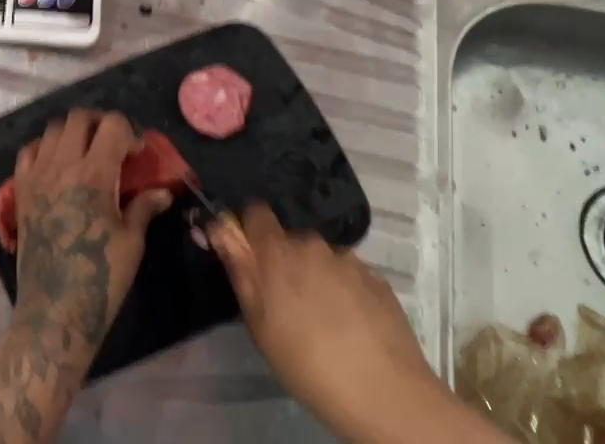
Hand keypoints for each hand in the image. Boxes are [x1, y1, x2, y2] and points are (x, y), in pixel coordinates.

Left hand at [10, 110, 173, 354]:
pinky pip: (28, 152)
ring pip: (52, 130)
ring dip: (73, 133)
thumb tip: (163, 192)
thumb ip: (144, 207)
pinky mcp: (20, 190)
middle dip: (100, 123)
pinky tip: (57, 164)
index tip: (137, 152)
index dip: (129, 132)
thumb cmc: (101, 276)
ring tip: (87, 152)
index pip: (112, 126)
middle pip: (79, 118)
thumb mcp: (132, 241)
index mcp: (94, 174)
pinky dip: (44, 148)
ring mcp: (36, 176)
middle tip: (114, 144)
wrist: (55, 308)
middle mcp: (61, 166)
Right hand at [209, 204, 481, 443]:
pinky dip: (343, 291)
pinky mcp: (377, 279)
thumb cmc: (306, 362)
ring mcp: (349, 260)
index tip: (247, 256)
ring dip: (314, 276)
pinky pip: (348, 275)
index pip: (255, 211)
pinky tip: (349, 326)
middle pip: (289, 239)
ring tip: (321, 320)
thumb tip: (218, 227)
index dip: (248, 229)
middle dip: (283, 261)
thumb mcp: (258, 322)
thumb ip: (238, 268)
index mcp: (278, 251)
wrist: (386, 392)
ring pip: (320, 258)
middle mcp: (314, 244)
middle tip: (284, 304)